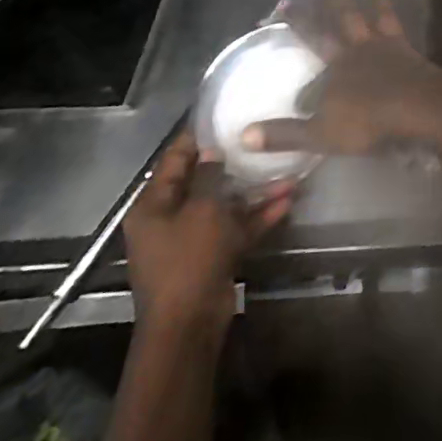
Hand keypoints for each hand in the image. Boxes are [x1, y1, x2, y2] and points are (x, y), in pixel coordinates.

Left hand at [122, 133, 293, 328]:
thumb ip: (210, 178)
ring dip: (255, 193)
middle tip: (260, 141)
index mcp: (153, 205)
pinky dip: (258, 217)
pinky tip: (287, 202)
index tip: (221, 118)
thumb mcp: (202, 210)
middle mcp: (170, 219)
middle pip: (203, 183)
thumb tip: (214, 154)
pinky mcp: (214, 256)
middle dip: (234, 166)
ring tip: (288, 174)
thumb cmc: (188, 259)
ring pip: (226, 207)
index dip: (196, 139)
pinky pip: (237, 229)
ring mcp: (193, 239)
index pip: (173, 161)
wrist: (189, 322)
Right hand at [245, 0, 441, 154]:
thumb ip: (285, 133)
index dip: (297, 22)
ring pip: (375, 16)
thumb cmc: (368, 122)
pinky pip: (399, 25)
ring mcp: (388, 48)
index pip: (312, 39)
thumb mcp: (321, 134)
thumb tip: (244, 136)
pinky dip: (393, 9)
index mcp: (337, 66)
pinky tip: (395, 2)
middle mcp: (360, 49)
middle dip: (329, 2)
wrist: (418, 109)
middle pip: (342, 19)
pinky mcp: (410, 51)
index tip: (282, 4)